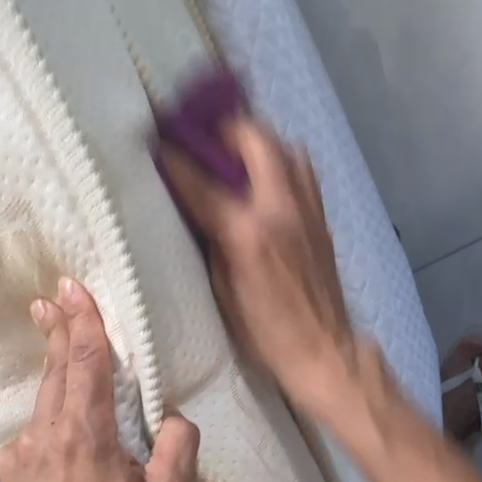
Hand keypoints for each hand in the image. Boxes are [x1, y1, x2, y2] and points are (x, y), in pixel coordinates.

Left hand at [0, 278, 199, 481]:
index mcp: (86, 435)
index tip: (73, 288)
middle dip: (57, 328)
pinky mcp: (9, 469)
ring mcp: (20, 451)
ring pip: (43, 398)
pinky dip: (51, 417)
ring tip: (55, 335)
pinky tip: (64, 430)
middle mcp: (46, 434)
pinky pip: (35, 430)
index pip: (85, 363)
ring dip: (54, 367)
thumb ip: (179, 445)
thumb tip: (170, 414)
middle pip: (55, 369)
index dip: (82, 321)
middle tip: (53, 295)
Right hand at [158, 117, 361, 411]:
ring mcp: (307, 210)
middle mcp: (281, 209)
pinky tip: (267, 185)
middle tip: (206, 140)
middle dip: (227, 131)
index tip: (158, 146)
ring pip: (288, 149)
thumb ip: (208, 241)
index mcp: (247, 232)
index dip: (175, 160)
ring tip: (240, 159)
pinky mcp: (322, 219)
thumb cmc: (264, 333)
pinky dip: (282, 166)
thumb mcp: (221, 290)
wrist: (323, 350)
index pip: (202, 181)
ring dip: (261, 145)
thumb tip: (193, 208)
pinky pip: (303, 173)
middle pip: (256, 139)